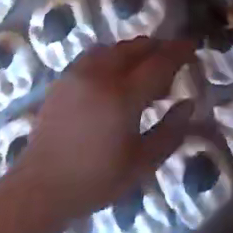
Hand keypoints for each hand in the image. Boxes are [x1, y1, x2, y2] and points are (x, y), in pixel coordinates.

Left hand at [0, 38, 196, 232]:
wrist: (40, 187)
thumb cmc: (96, 180)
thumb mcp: (142, 163)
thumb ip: (170, 131)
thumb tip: (188, 104)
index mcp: (123, 95)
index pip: (159, 62)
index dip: (178, 52)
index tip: (193, 45)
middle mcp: (100, 75)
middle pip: (135, 48)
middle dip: (158, 47)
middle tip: (172, 59)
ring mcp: (78, 74)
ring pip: (113, 48)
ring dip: (134, 50)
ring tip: (146, 67)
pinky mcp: (63, 79)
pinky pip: (94, 55)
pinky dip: (112, 55)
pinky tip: (116, 73)